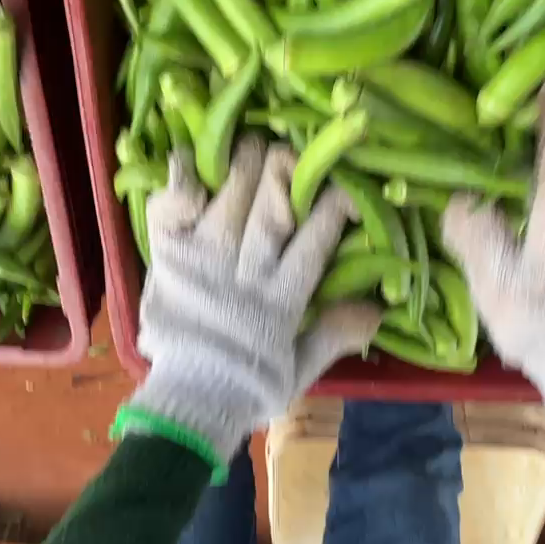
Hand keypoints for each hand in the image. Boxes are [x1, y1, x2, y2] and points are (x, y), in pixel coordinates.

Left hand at [124, 138, 381, 468]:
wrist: (187, 402)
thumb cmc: (247, 386)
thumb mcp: (300, 370)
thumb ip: (335, 336)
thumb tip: (377, 308)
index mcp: (279, 299)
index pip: (313, 242)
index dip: (332, 207)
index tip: (345, 185)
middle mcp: (242, 272)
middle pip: (269, 211)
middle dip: (284, 173)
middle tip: (291, 150)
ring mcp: (201, 260)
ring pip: (227, 201)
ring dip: (241, 167)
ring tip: (253, 141)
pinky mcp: (167, 257)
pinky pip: (169, 211)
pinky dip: (178, 183)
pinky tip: (188, 158)